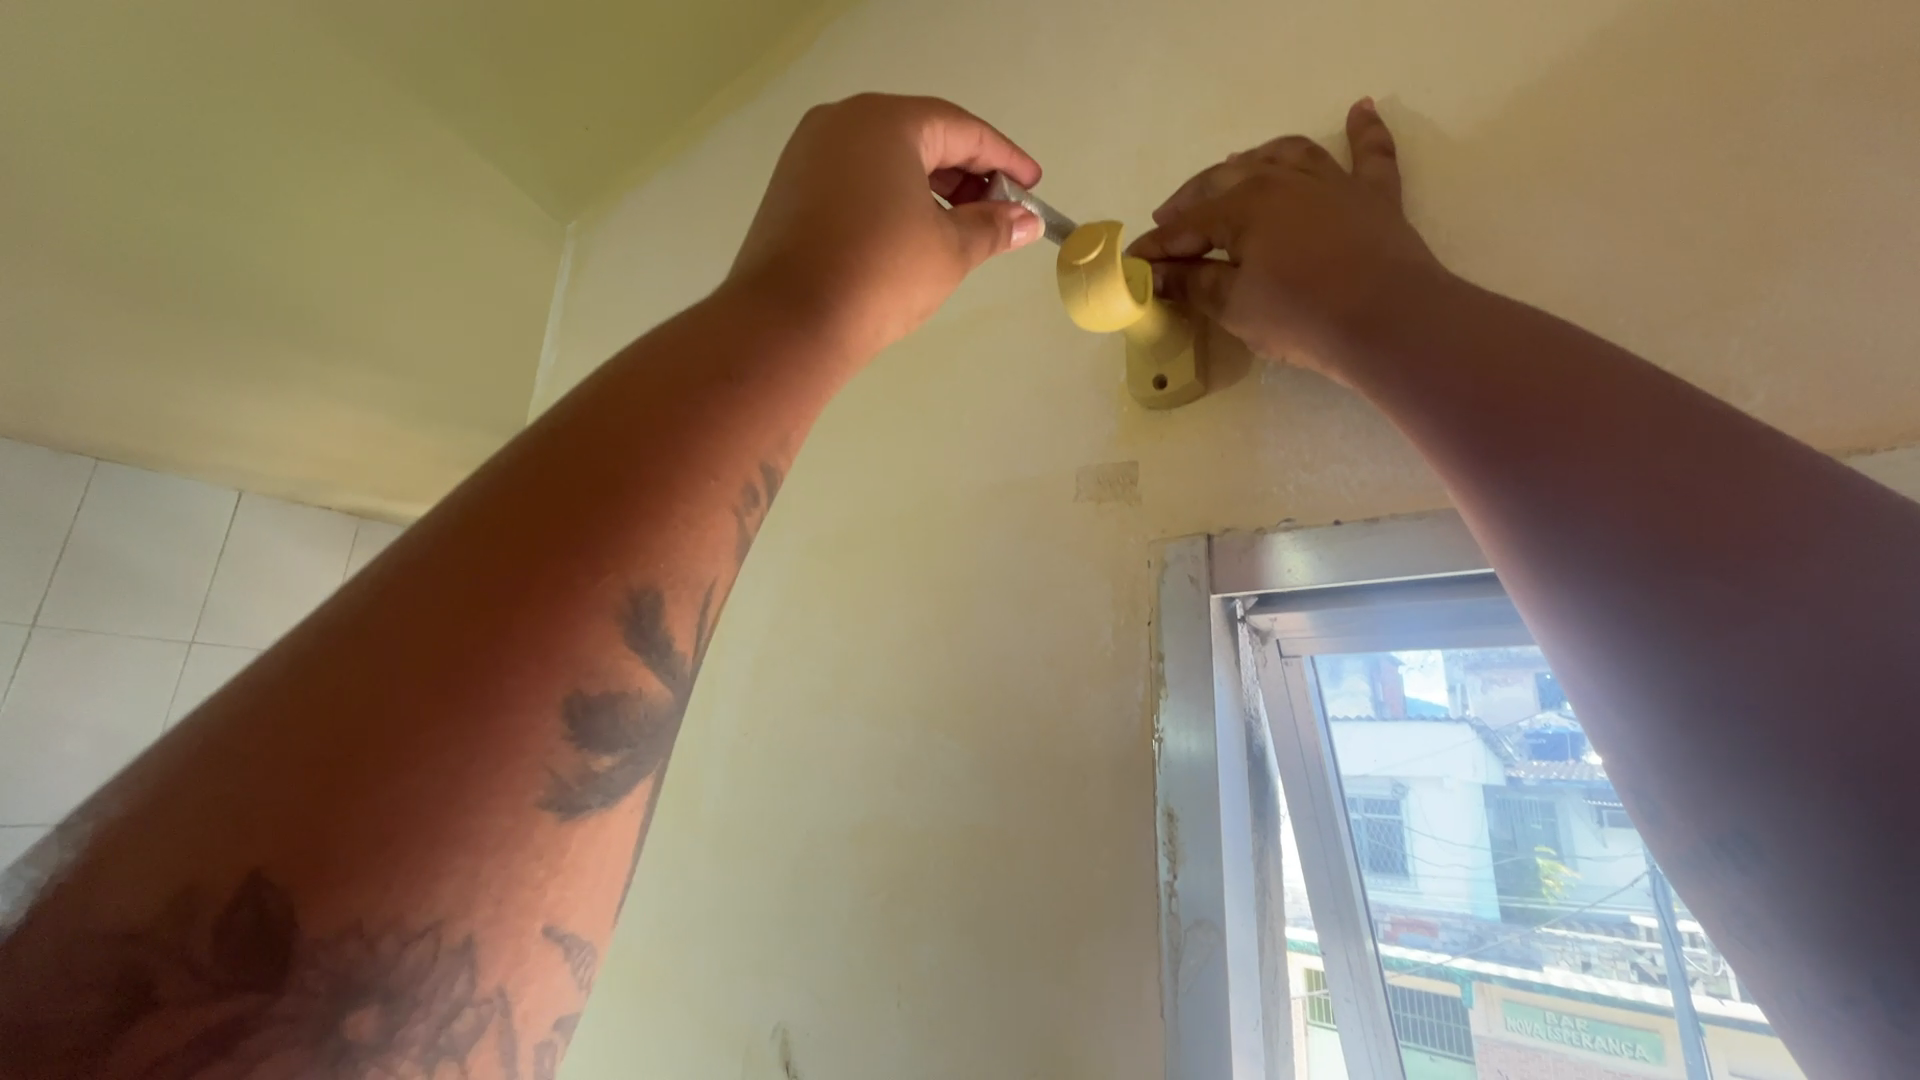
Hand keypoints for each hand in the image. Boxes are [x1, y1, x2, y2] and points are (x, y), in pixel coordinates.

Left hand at [726, 93, 1044, 360]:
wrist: (790, 322)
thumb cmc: (880, 275)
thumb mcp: (950, 251)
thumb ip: (993, 227)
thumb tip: (1026, 221)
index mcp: (885, 122)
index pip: (961, 129)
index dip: (1004, 159)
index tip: (1032, 185)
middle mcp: (842, 123)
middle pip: (921, 137)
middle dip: (966, 175)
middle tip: (998, 212)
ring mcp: (809, 154)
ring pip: (886, 160)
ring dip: (930, 189)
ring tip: (959, 228)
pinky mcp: (791, 188)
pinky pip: (857, 180)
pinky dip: (892, 199)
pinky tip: (910, 233)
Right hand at [1127, 99, 1448, 380]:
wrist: (1388, 322)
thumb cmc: (1300, 316)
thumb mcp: (1233, 305)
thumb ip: (1191, 283)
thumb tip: (1154, 273)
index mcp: (1244, 205)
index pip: (1186, 226)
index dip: (1155, 247)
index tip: (1132, 264)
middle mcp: (1284, 179)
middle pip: (1227, 179)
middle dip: (1191, 200)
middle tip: (1168, 222)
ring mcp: (1333, 182)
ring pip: (1286, 154)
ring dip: (1254, 157)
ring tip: (1235, 165)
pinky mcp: (1374, 196)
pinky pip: (1369, 153)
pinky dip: (1363, 131)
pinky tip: (1359, 109)